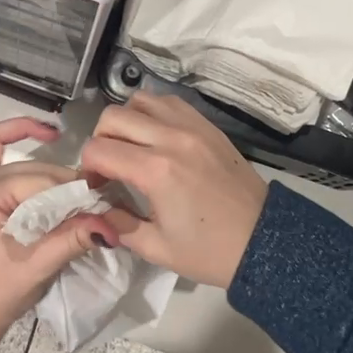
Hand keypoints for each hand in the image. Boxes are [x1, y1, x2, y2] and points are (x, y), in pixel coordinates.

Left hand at [0, 117, 123, 338]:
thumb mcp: (38, 266)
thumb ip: (71, 239)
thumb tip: (111, 224)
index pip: (39, 181)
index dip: (73, 188)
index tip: (103, 194)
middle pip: (26, 166)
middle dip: (59, 173)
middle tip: (92, 187)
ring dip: (20, 135)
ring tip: (53, 133)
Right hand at [81, 92, 269, 288]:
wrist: (265, 241)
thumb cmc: (211, 251)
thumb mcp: (157, 248)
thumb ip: (117, 224)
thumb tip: (94, 210)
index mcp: (156, 171)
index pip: (98, 149)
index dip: (87, 168)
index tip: (97, 186)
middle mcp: (171, 138)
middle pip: (113, 117)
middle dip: (100, 141)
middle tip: (109, 167)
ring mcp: (192, 126)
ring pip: (139, 101)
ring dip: (126, 122)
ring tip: (132, 148)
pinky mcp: (207, 125)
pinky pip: (168, 102)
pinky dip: (152, 113)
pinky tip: (155, 138)